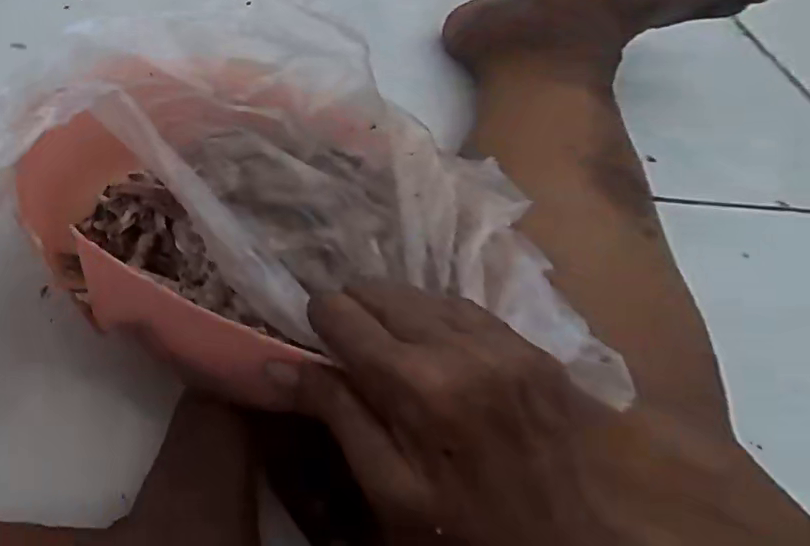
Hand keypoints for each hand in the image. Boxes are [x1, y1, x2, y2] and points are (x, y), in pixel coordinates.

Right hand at [271, 280, 808, 545]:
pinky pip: (461, 306)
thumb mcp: (384, 486)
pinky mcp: (537, 354)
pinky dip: (437, 321)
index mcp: (416, 382)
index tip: (327, 355)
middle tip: (361, 357)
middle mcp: (460, 350)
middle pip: (372, 289)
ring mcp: (507, 348)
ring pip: (414, 291)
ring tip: (401, 355)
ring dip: (396, 316)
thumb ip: (332, 412)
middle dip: (356, 316)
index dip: (321, 327)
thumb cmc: (463, 527)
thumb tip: (272, 361)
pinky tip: (441, 355)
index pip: (333, 306)